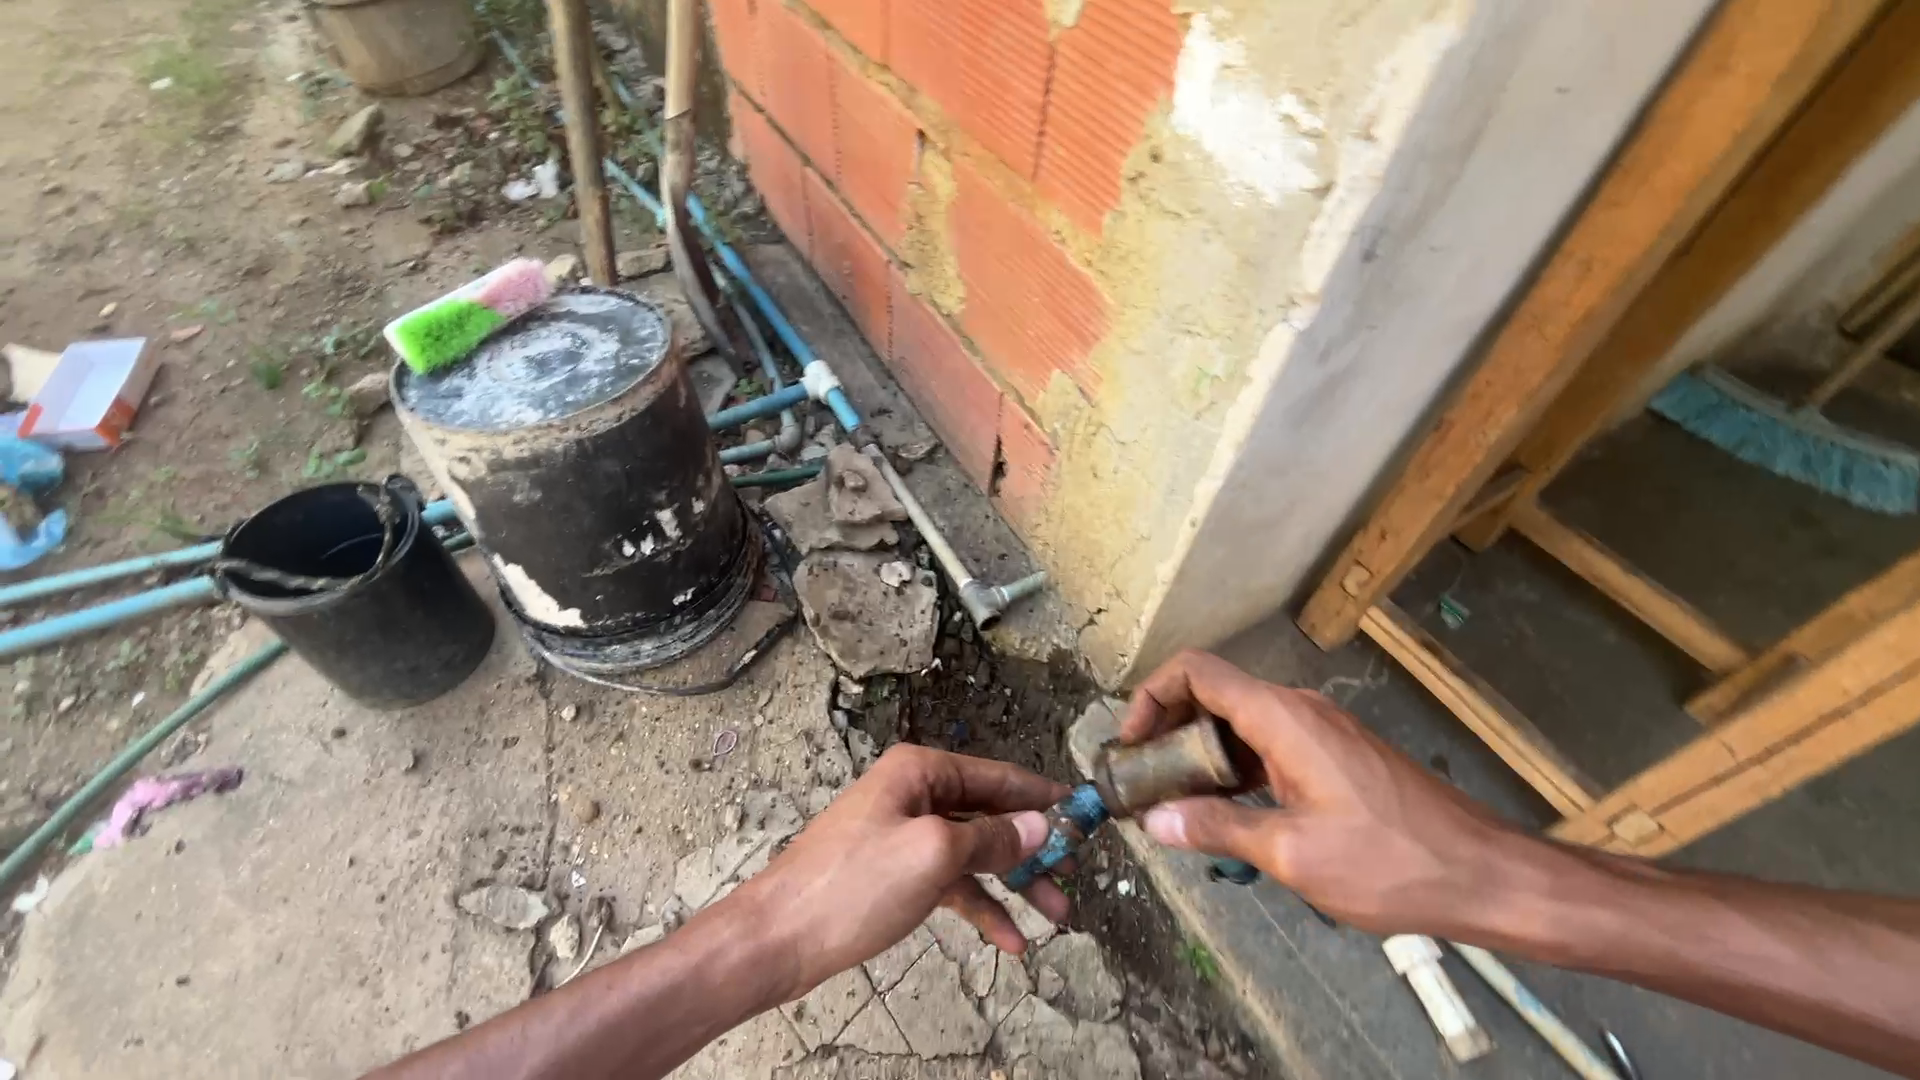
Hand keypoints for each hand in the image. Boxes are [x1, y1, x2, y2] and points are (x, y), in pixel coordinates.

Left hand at [730, 744, 1071, 1001]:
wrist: (778, 938)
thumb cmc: (855, 883)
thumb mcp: (932, 854)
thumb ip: (991, 838)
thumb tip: (1039, 825)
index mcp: (921, 771)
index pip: (996, 775)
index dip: (1040, 794)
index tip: (1082, 813)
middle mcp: (915, 794)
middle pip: (988, 815)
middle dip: (1031, 848)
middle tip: (1074, 876)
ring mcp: (904, 834)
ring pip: (973, 853)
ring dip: (1013, 884)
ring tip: (1055, 918)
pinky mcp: (896, 872)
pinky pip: (949, 882)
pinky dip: (978, 906)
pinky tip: (1008, 940)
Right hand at [1121, 650, 1530, 936]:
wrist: (1489, 876)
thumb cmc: (1389, 861)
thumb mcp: (1291, 853)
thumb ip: (1215, 827)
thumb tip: (1154, 822)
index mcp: (1281, 716)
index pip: (1196, 670)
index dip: (1151, 695)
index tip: (1131, 743)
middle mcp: (1295, 708)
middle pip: (1211, 693)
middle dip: (1167, 729)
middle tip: (1144, 779)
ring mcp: (1317, 728)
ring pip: (1237, 720)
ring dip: (1199, 751)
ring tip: (1174, 799)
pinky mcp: (1333, 752)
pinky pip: (1265, 743)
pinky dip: (1232, 765)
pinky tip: (1224, 808)